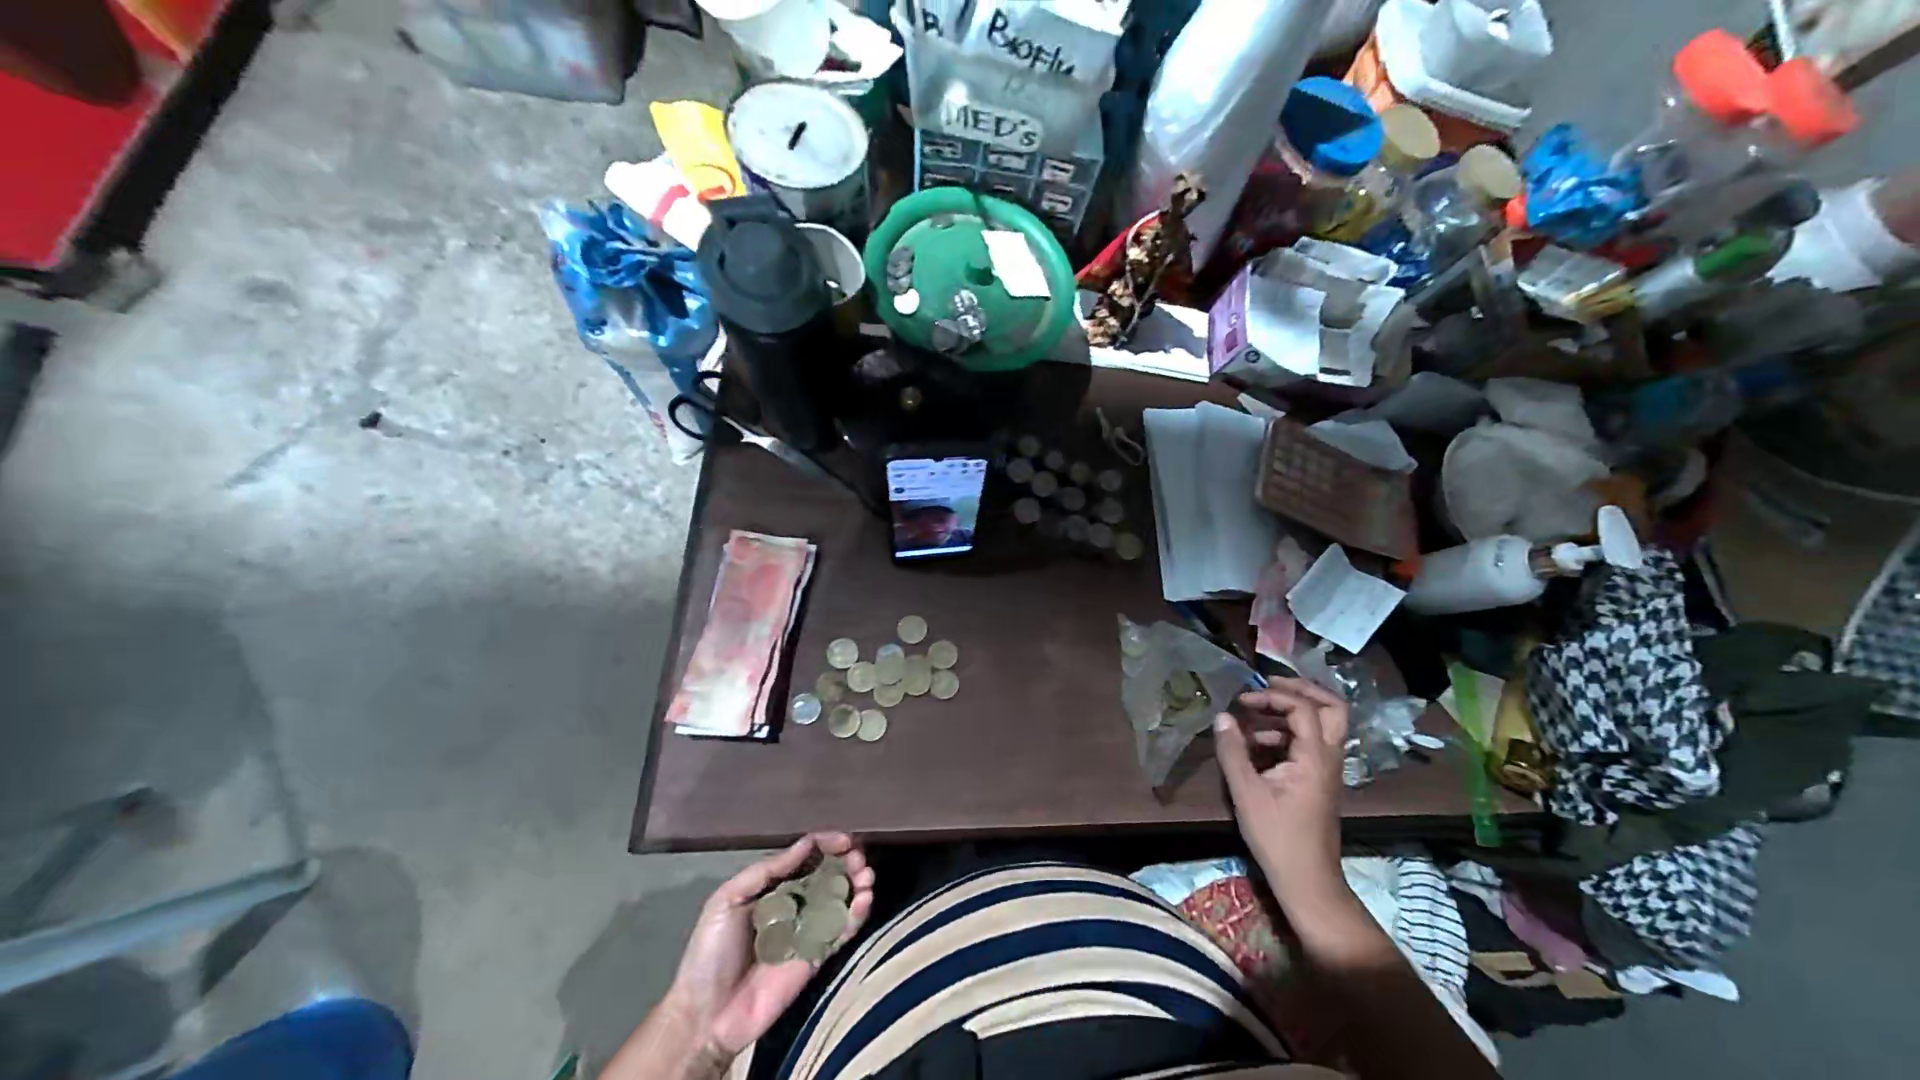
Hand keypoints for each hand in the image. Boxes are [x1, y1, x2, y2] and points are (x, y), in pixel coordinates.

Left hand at [667, 833, 875, 1062]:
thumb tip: (806, 844)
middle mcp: (793, 904)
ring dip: (857, 883)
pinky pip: (842, 931)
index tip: (844, 839)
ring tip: (866, 875)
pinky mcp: (817, 956)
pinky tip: (863, 900)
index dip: (825, 845)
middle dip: (846, 861)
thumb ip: (767, 871)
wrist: (707, 1015)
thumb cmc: (711, 952)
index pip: (804, 857)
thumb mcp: (728, 900)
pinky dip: (856, 914)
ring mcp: (807, 930)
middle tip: (858, 856)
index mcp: (771, 887)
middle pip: (827, 875)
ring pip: (840, 900)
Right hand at [1214, 679, 1348, 907]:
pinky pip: (1311, 742)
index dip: (1274, 696)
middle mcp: (1330, 758)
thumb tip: (1222, 717)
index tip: (1244, 700)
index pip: (1304, 708)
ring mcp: (1328, 769)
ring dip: (1291, 712)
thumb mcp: (1246, 792)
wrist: (1308, 880)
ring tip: (1254, 716)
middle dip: (1301, 690)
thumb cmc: (1277, 837)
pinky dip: (1288, 732)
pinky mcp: (1320, 780)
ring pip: (1323, 724)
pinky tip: (1258, 744)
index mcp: (1315, 758)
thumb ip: (1233, 751)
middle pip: (1332, 707)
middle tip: (1269, 685)